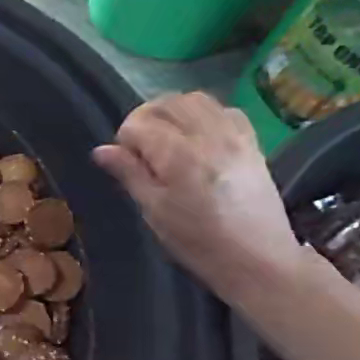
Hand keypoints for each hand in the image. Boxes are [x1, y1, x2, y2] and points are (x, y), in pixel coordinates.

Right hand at [93, 93, 304, 305]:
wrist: (258, 260)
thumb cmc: (199, 243)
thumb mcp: (155, 212)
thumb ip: (130, 174)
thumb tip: (101, 151)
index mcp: (178, 154)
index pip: (137, 124)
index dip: (125, 142)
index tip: (129, 166)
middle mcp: (206, 134)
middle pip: (165, 103)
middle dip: (146, 120)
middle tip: (143, 151)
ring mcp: (233, 134)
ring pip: (194, 99)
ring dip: (174, 112)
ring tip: (169, 140)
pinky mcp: (251, 141)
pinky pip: (223, 109)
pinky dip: (204, 115)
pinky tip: (199, 139)